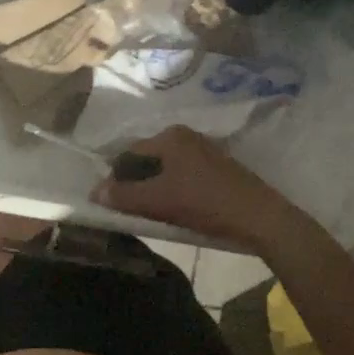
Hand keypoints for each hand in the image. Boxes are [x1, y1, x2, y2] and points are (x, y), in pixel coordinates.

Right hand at [90, 126, 296, 247]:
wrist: (259, 218)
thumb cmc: (204, 203)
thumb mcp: (158, 201)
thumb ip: (123, 196)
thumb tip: (94, 192)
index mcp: (170, 136)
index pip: (128, 154)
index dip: (116, 179)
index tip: (114, 204)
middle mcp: (186, 136)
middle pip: (147, 161)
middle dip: (136, 184)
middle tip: (133, 210)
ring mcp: (204, 151)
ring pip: (165, 170)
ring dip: (155, 190)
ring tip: (155, 213)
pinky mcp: (218, 168)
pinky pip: (183, 176)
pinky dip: (174, 191)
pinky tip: (178, 211)